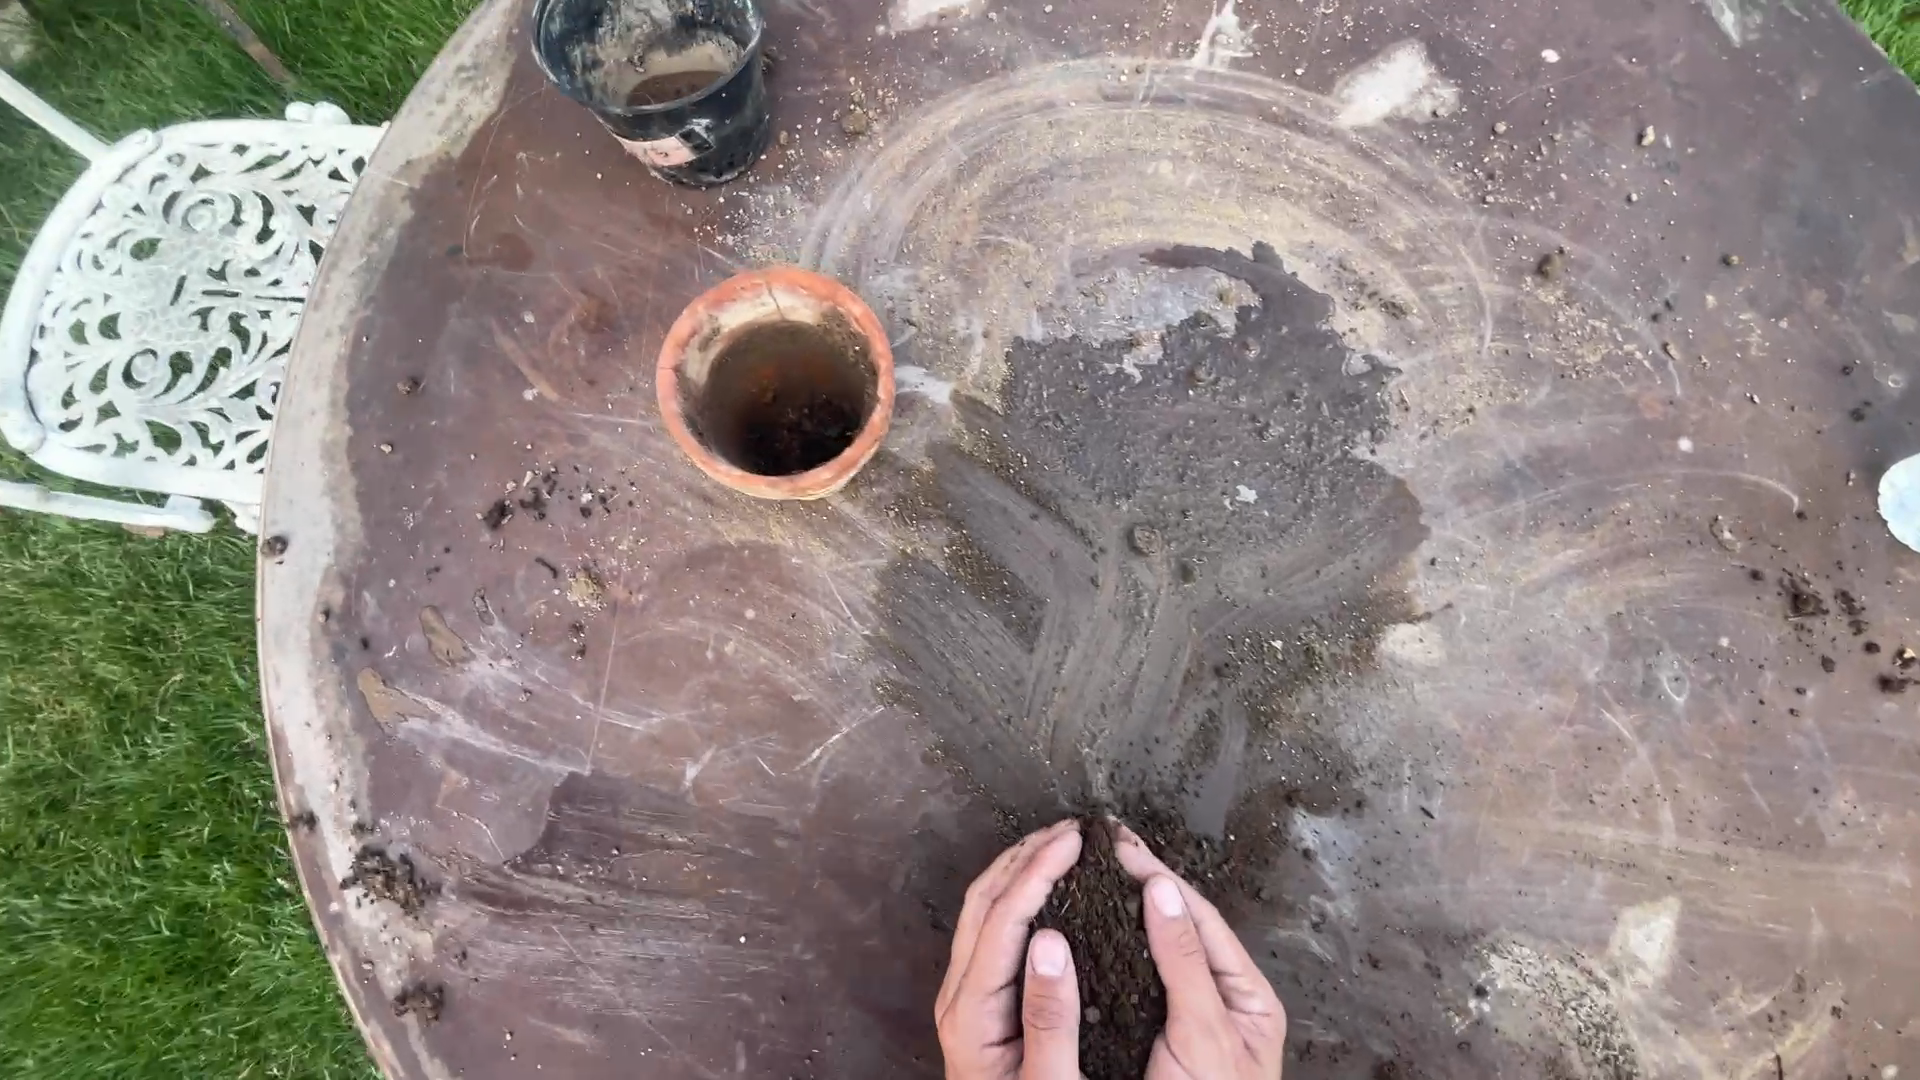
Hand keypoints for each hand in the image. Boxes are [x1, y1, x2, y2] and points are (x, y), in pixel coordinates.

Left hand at [935, 819, 1084, 1079]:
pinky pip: (992, 923)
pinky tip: (1045, 882)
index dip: (1038, 872)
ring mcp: (964, 989)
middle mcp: (960, 989)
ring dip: (1019, 865)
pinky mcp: (977, 993)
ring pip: (984, 905)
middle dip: (1026, 855)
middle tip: (1070, 829)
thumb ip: (1050, 1020)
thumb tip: (1053, 940)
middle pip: (986, 899)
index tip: (1074, 841)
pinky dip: (1017, 889)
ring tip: (1059, 841)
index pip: (1003, 918)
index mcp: (971, 1009)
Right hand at [1113, 824, 1286, 1079]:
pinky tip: (1093, 921)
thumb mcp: (1205, 1036)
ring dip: (1127, 904)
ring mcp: (1190, 1007)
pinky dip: (1117, 939)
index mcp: (1245, 991)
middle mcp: (1220, 992)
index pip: (1198, 915)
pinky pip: (1138, 968)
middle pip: (1178, 921)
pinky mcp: (1159, 1022)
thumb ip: (1184, 962)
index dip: (1158, 875)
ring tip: (1095, 868)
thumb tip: (1160, 888)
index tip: (1120, 845)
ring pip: (1156, 941)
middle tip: (1103, 844)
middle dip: (1142, 880)